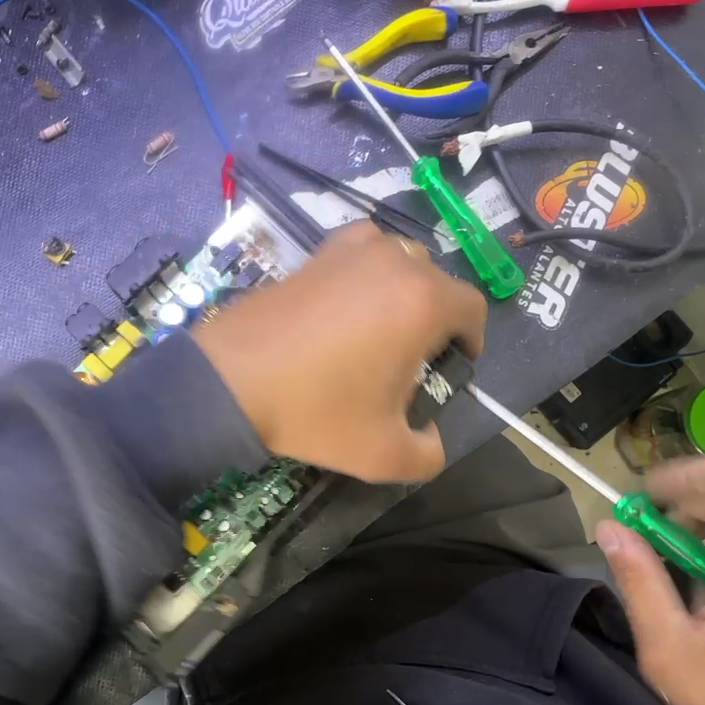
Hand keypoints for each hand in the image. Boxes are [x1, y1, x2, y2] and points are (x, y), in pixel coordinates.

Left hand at [193, 223, 486, 483]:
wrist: (230, 382)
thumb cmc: (314, 412)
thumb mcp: (381, 454)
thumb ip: (427, 454)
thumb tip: (433, 440)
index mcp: (423, 303)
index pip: (473, 308)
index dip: (472, 340)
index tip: (453, 367)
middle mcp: (395, 262)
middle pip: (438, 284)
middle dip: (436, 321)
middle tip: (411, 361)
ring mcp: (352, 250)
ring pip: (401, 262)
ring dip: (404, 292)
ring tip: (380, 331)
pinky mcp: (317, 251)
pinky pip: (362, 252)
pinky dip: (368, 272)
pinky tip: (347, 305)